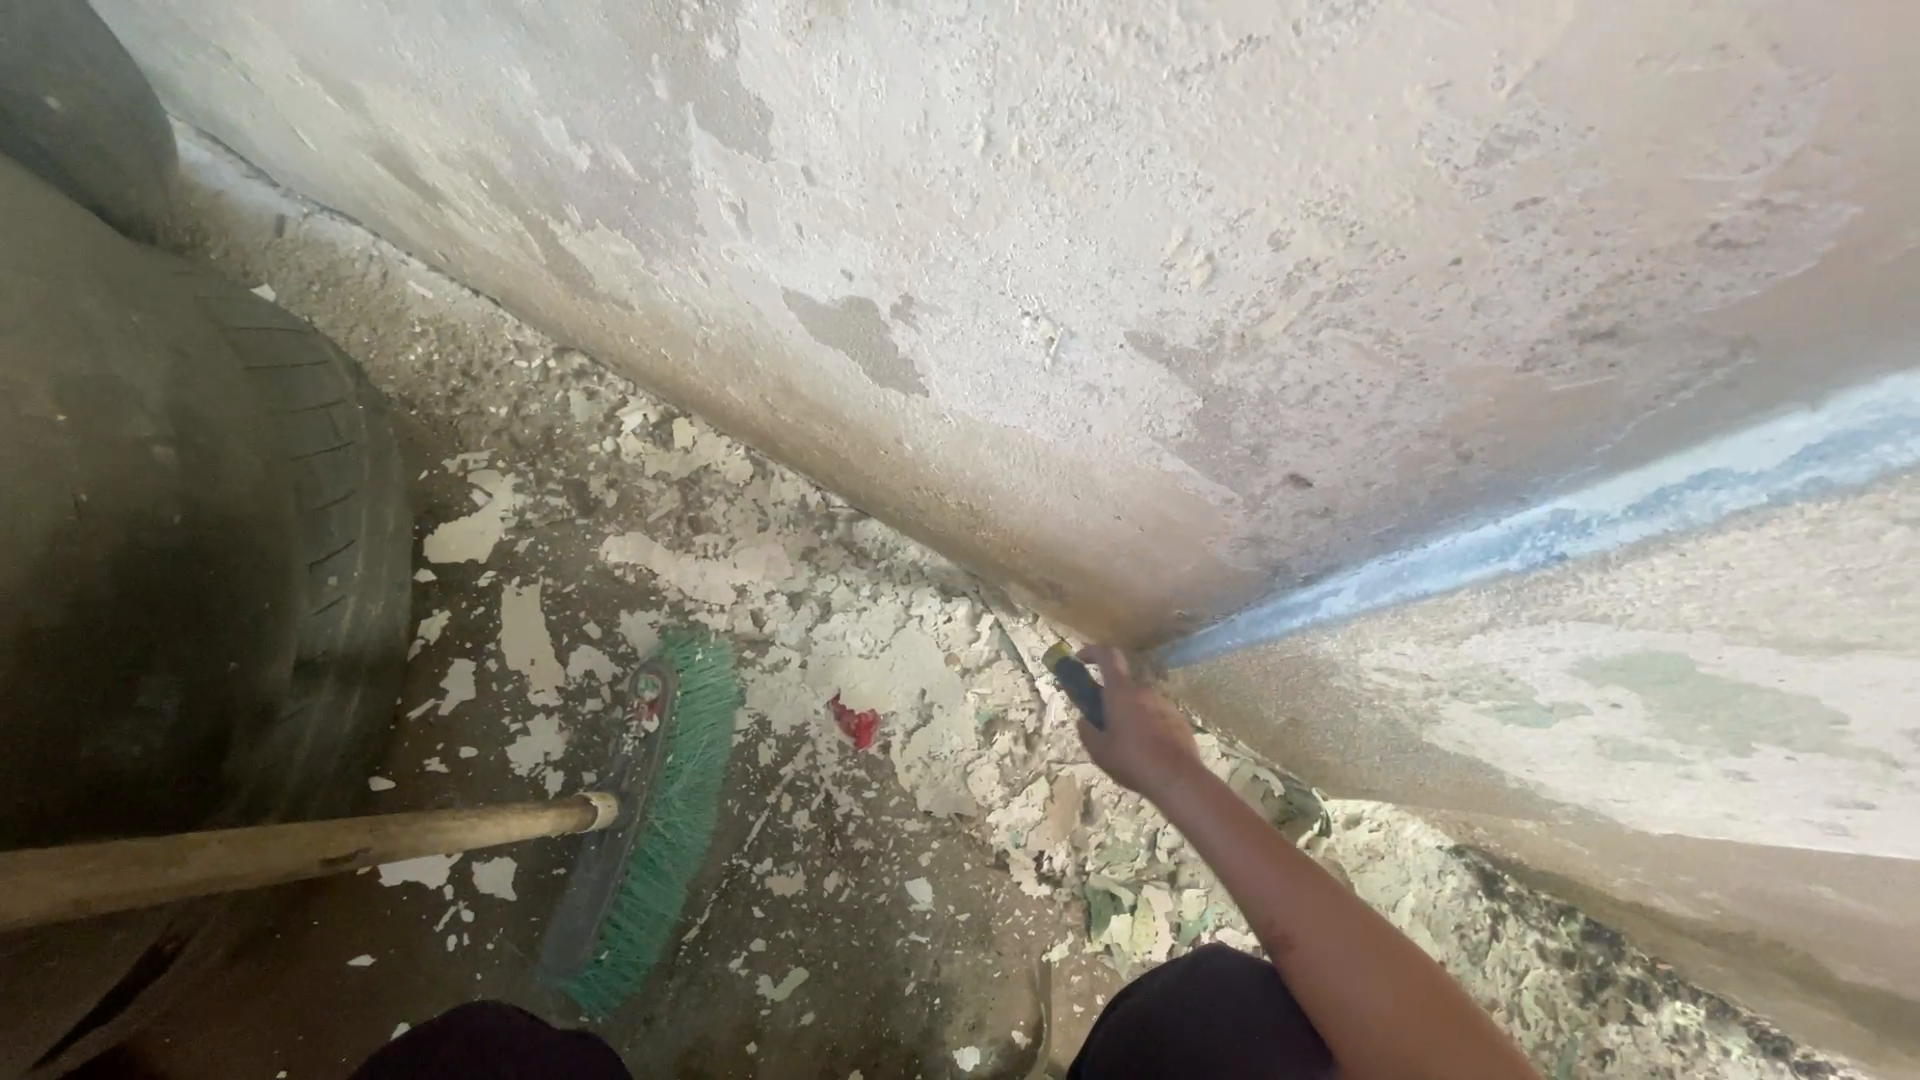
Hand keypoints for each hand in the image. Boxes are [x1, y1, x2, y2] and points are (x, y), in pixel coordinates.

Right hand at [1074, 645, 1203, 800]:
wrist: (1177, 778)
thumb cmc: (1132, 760)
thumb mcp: (1099, 751)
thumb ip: (1087, 732)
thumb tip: (1084, 722)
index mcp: (1121, 692)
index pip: (1108, 656)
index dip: (1092, 652)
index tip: (1081, 659)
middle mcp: (1144, 691)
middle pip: (1123, 687)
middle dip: (1112, 701)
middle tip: (1106, 724)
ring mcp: (1165, 704)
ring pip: (1141, 703)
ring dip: (1131, 715)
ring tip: (1128, 745)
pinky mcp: (1180, 719)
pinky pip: (1158, 716)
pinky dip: (1149, 726)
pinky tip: (1148, 751)